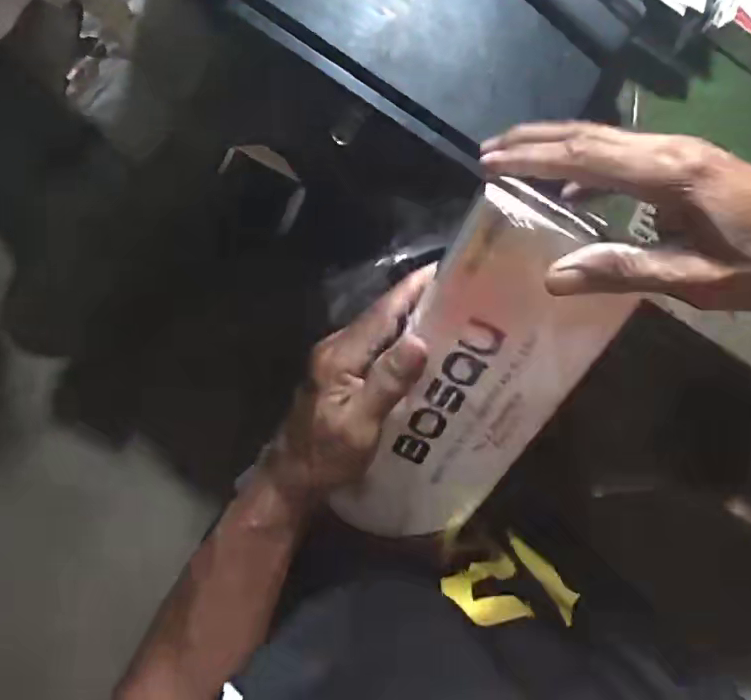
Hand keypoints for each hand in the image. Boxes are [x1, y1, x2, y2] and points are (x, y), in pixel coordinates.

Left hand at [263, 266, 434, 508]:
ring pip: (381, 329)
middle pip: (383, 315)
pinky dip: (401, 340)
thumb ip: (387, 382)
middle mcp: (338, 346)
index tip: (444, 269)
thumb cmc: (325, 457)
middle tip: (460, 295)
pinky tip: (424, 350)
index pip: (383, 311)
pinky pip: (377, 346)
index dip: (413, 288)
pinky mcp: (341, 371)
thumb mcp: (359, 425)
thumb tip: (419, 341)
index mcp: (341, 353)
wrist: (290, 480)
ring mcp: (337, 358)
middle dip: (419, 300)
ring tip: (451, 315)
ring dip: (412, 319)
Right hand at [480, 122, 750, 310]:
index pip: (584, 158)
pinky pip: (624, 154)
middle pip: (588, 135)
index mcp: (669, 173)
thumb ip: (623, 270)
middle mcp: (669, 149)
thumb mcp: (696, 279)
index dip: (532, 159)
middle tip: (487, 149)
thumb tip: (553, 274)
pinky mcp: (688, 161)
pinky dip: (588, 165)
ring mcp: (680, 150)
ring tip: (515, 157)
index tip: (488, 162)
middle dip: (533, 140)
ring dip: (557, 146)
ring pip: (604, 138)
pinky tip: (575, 191)